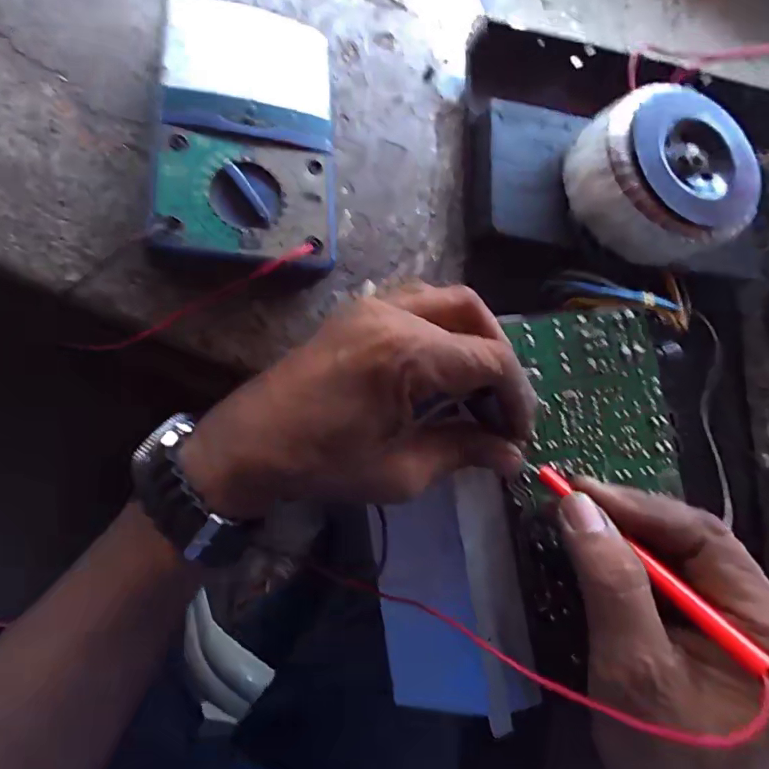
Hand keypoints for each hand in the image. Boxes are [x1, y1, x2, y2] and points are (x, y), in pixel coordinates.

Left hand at [179, 283, 538, 517]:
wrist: (250, 442)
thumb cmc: (322, 463)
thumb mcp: (400, 470)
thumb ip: (462, 451)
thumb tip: (511, 455)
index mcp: (408, 352)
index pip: (490, 358)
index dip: (516, 396)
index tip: (519, 434)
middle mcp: (395, 313)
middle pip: (474, 314)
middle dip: (499, 357)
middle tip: (499, 407)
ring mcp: (372, 305)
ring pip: (446, 298)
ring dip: (471, 334)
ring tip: (473, 385)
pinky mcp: (357, 310)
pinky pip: (415, 300)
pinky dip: (440, 324)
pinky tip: (436, 365)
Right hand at [558, 479, 768, 768]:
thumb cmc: (662, 767)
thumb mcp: (633, 669)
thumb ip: (610, 580)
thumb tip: (577, 503)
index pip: (710, 542)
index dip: (640, 508)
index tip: (579, 489)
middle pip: (704, 550)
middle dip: (635, 522)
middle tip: (575, 501)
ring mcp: (761, 647)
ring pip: (691, 567)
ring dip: (635, 542)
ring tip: (583, 521)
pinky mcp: (733, 656)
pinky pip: (685, 594)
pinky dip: (641, 572)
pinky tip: (607, 560)